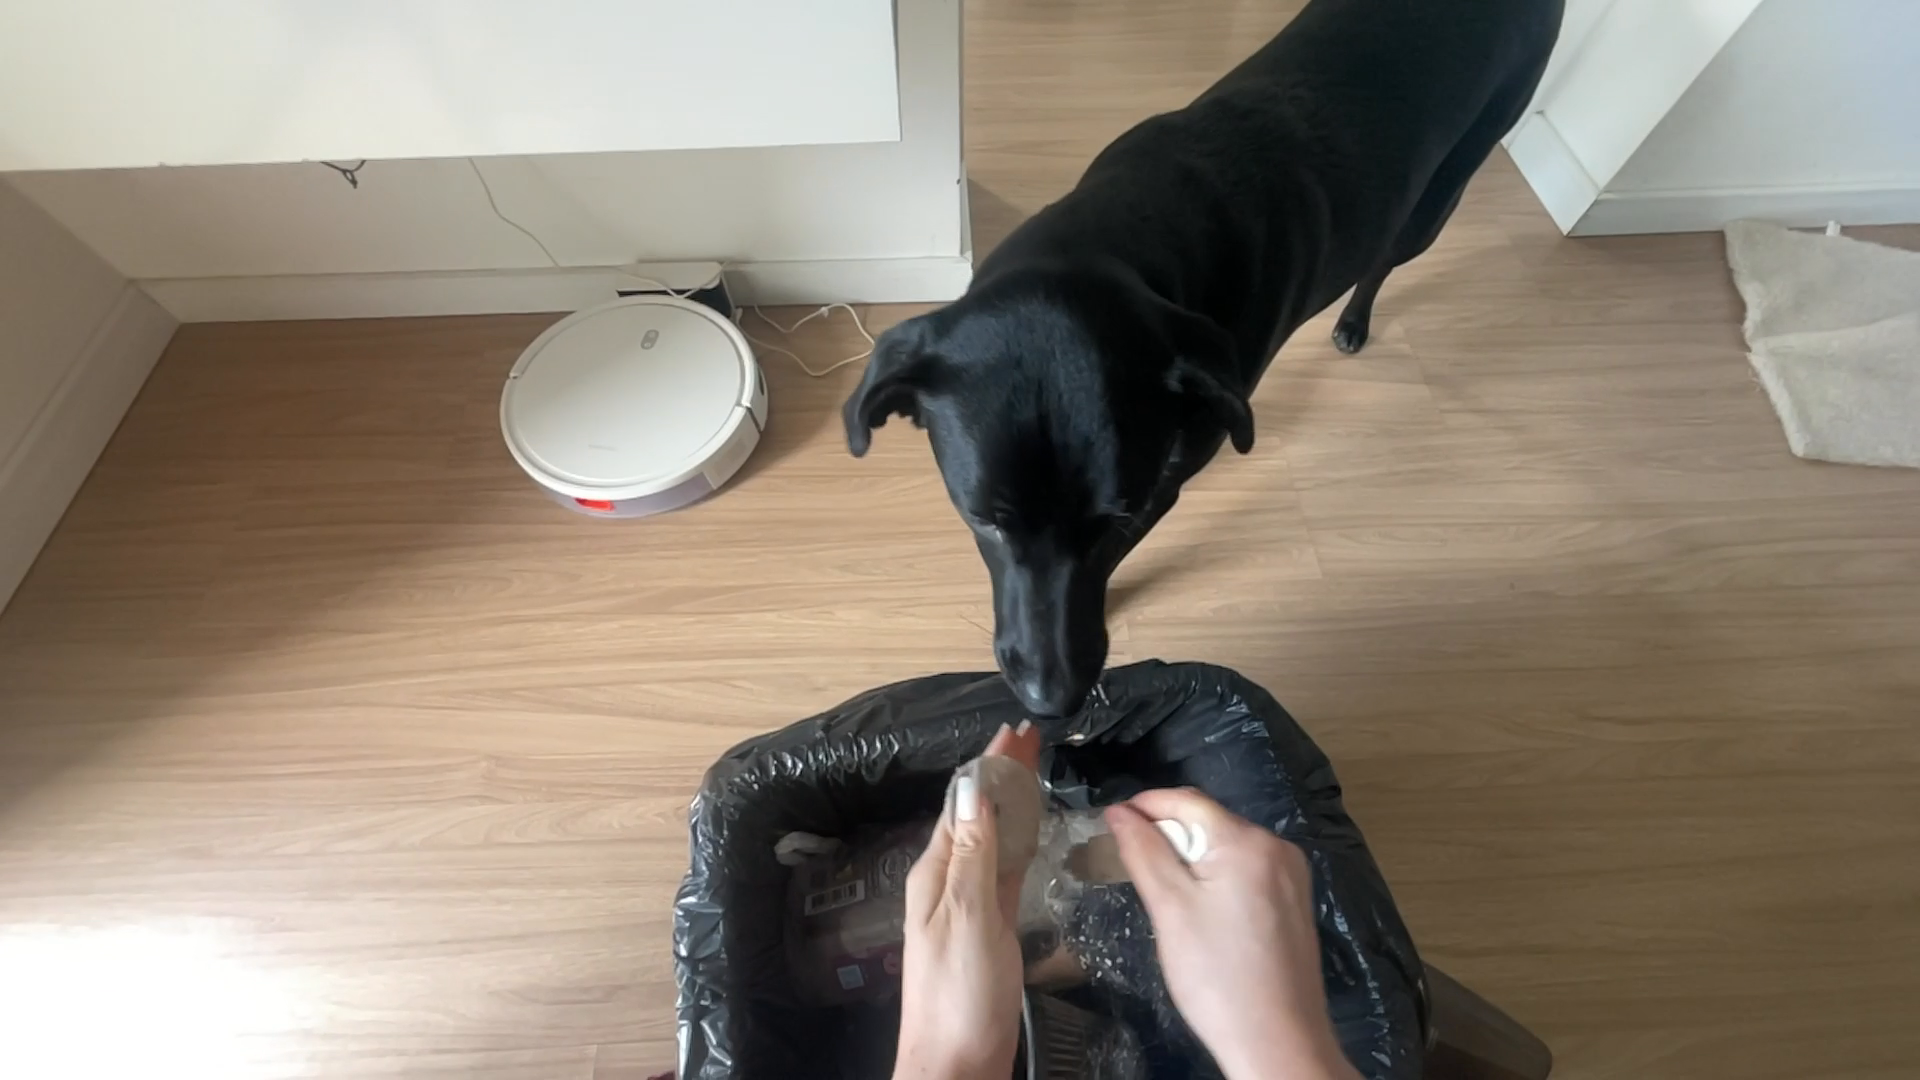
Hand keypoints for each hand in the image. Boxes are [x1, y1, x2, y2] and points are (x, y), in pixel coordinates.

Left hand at [893, 724, 1042, 1079]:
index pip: (965, 800)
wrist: (956, 1067)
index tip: (1014, 732)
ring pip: (994, 835)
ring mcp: (969, 900)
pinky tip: (1028, 828)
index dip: (990, 764)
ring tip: (1032, 770)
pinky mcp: (991, 924)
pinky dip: (1018, 839)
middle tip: (1029, 740)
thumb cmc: (961, 992)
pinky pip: (1005, 866)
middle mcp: (950, 876)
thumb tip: (975, 787)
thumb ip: (973, 852)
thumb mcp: (967, 916)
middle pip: (979, 811)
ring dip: (1011, 800)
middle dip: (1002, 774)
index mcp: (937, 868)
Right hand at [1104, 788, 1359, 1079]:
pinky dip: (1216, 875)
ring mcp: (1292, 874)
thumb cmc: (1217, 977)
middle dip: (1169, 835)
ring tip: (1166, 891)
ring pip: (1225, 845)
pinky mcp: (1296, 901)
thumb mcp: (1168, 908)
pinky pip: (1245, 868)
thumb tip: (1118, 810)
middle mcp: (1277, 847)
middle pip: (1208, 821)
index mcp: (1248, 842)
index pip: (1187, 801)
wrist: (1280, 1050)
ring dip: (1191, 856)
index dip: (1146, 805)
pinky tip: (1203, 909)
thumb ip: (1142, 850)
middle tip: (1137, 866)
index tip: (1113, 823)